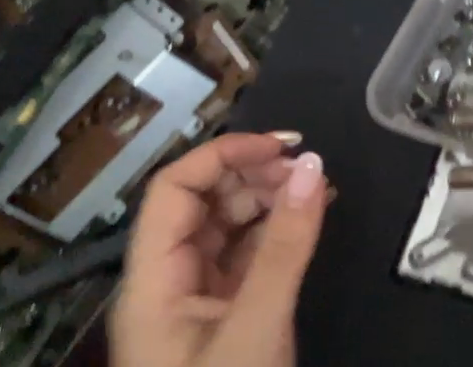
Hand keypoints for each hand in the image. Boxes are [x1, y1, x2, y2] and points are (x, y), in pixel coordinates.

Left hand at [111, 132, 329, 366]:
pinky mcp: (228, 313)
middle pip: (201, 201)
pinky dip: (282, 225)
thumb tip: (312, 162)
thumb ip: (285, 245)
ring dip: (272, 195)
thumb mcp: (256, 327)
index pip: (174, 191)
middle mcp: (169, 281)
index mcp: (153, 282)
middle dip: (254, 172)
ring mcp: (198, 299)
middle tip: (310, 168)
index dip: (225, 155)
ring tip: (319, 187)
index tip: (286, 146)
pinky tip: (314, 213)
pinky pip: (251, 251)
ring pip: (229, 223)